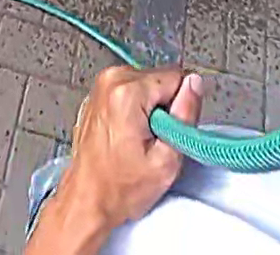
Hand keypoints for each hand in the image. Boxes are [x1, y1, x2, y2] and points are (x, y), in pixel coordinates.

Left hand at [30, 67, 202, 252]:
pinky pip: (131, 89)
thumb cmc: (119, 189)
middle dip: (164, 107)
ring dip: (150, 108)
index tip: (167, 131)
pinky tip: (125, 134)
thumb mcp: (166, 161)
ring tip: (138, 139)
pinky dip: (134, 108)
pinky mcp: (98, 91)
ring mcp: (102, 83)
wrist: (85, 201)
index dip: (180, 107)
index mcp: (128, 91)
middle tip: (153, 140)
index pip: (177, 77)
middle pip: (161, 79)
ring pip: (148, 83)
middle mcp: (112, 78)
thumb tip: (194, 83)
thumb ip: (185, 116)